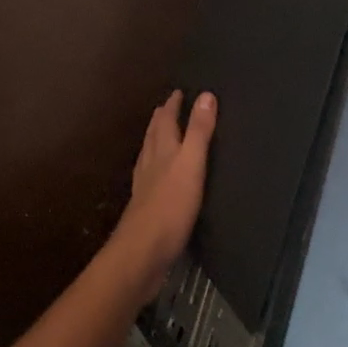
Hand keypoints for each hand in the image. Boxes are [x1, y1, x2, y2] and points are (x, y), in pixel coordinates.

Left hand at [108, 91, 216, 296]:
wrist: (142, 255)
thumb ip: (199, 132)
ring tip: (159, 135)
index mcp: (162, 151)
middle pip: (153, 136)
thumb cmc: (170, 206)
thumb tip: (205, 95)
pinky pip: (149, 180)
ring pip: (149, 156)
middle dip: (160, 120)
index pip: (165, 120)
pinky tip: (154, 178)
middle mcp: (150, 165)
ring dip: (155, 142)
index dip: (172, 105)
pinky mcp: (145, 210)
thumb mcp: (191, 164)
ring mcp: (144, 189)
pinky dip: (154, 169)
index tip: (177, 91)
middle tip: (166, 107)